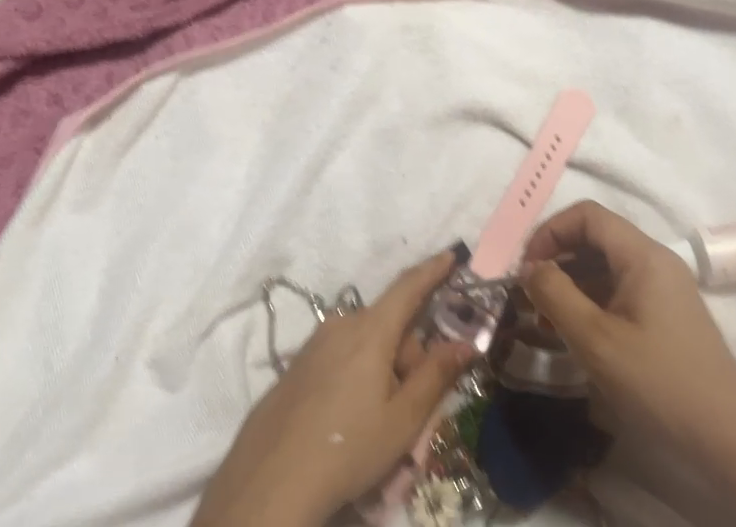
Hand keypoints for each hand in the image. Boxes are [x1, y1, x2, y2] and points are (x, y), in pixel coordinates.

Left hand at [194, 251, 474, 526]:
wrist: (271, 481)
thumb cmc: (348, 448)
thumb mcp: (404, 419)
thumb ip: (436, 375)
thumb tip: (464, 344)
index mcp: (370, 331)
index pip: (408, 288)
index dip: (432, 270)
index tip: (451, 255)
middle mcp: (339, 325)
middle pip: (389, 326)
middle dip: (408, 355)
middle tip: (412, 405)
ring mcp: (312, 345)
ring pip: (364, 344)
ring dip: (382, 368)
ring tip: (379, 420)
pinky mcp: (295, 367)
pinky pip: (339, 358)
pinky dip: (356, 376)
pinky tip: (348, 420)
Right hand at [520, 201, 735, 459]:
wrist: (726, 437)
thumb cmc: (658, 382)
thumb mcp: (595, 339)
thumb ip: (555, 294)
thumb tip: (530, 268)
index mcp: (643, 256)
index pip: (587, 215)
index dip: (550, 232)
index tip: (525, 270)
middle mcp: (655, 262)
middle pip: (595, 238)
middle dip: (556, 260)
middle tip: (528, 298)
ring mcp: (663, 289)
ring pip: (604, 267)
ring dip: (569, 285)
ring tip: (544, 321)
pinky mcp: (664, 316)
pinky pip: (618, 292)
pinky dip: (589, 304)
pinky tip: (572, 335)